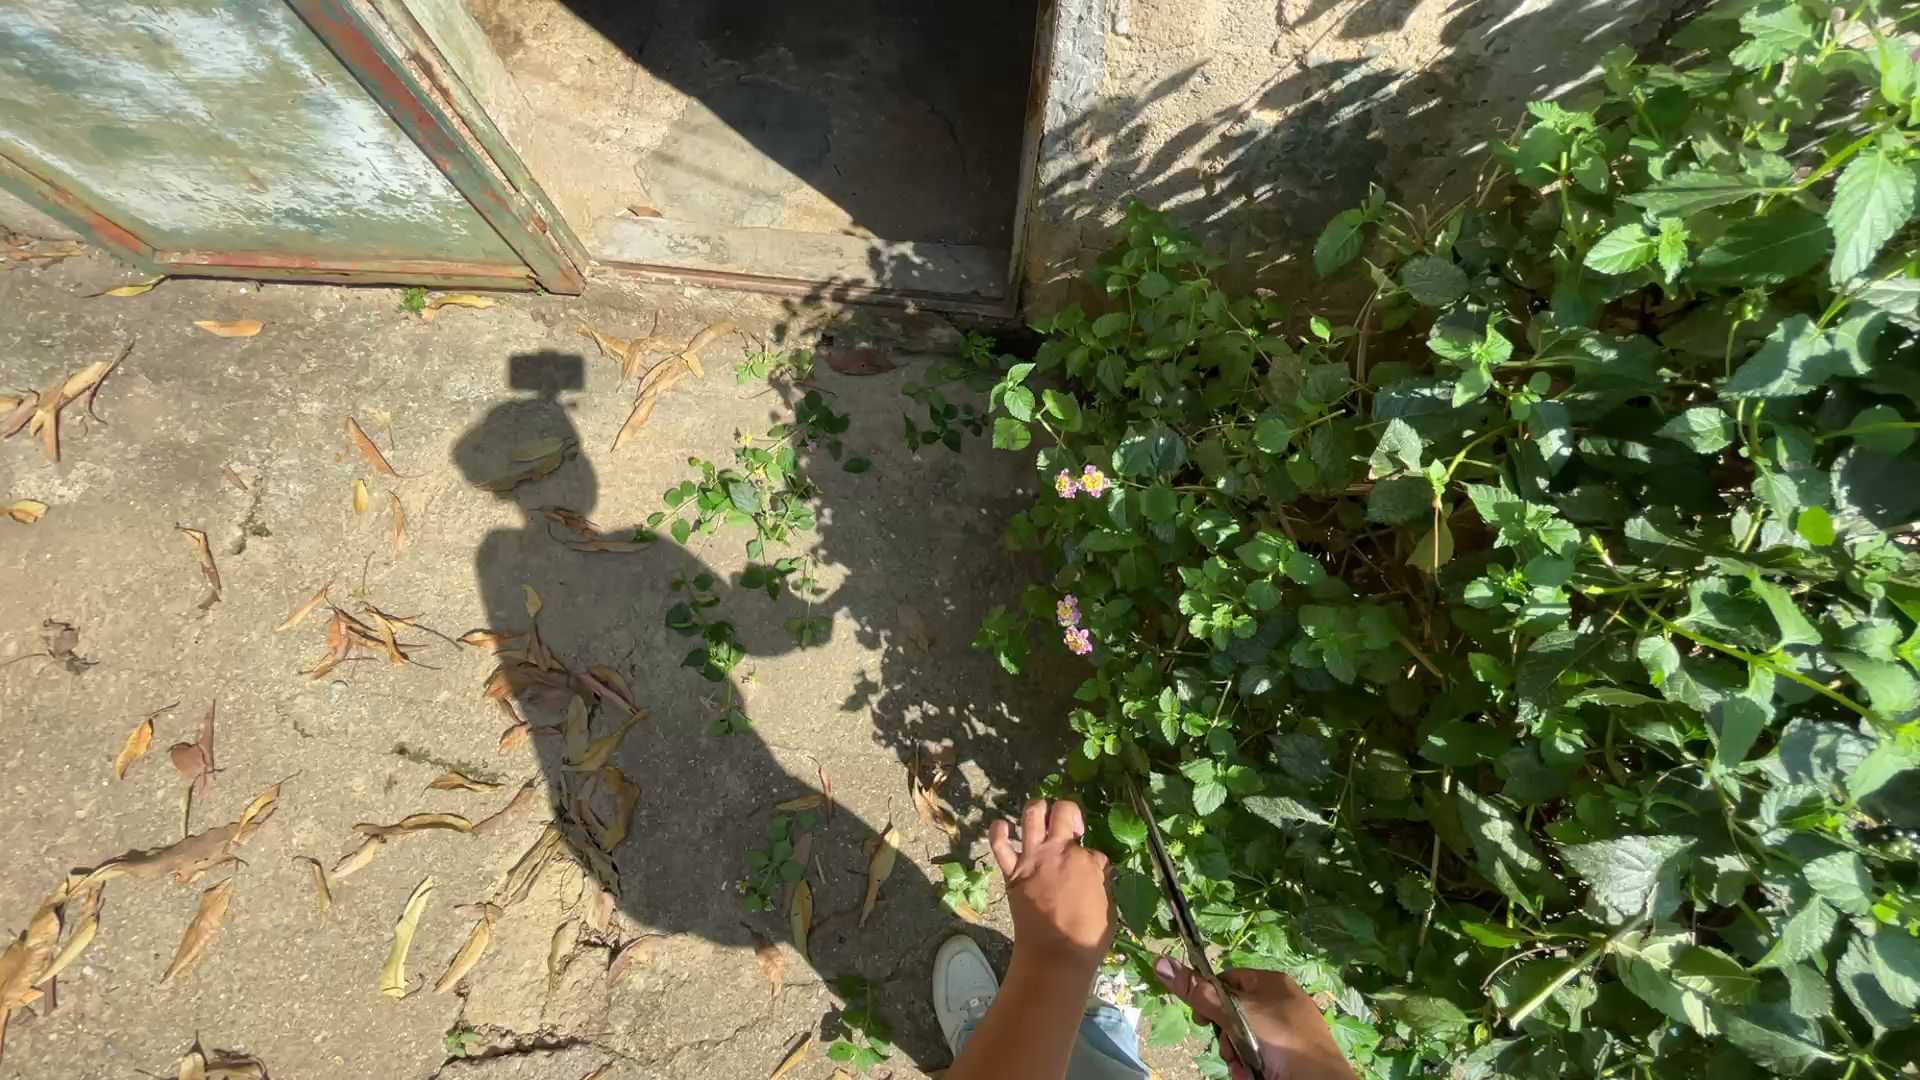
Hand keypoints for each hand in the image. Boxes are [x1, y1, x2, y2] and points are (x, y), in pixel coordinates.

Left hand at [989, 798, 1113, 972]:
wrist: (1055, 957)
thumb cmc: (1087, 938)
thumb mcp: (1109, 909)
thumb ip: (1103, 884)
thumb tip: (1101, 873)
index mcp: (1087, 860)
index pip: (1094, 849)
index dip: (1095, 861)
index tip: (1094, 875)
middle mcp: (1059, 850)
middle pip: (1064, 810)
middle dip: (1070, 812)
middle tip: (1072, 829)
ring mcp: (1033, 857)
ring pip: (1032, 814)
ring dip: (1038, 808)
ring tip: (1043, 816)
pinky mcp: (1013, 871)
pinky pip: (999, 844)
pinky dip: (999, 831)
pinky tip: (1004, 826)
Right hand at [1154, 958, 1357, 1079]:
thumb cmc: (1281, 1040)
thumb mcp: (1236, 1012)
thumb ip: (1198, 991)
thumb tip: (1160, 961)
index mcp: (1272, 982)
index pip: (1228, 980)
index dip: (1210, 998)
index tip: (1201, 1018)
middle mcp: (1281, 1003)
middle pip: (1234, 1013)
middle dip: (1225, 1035)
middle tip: (1227, 1049)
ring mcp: (1290, 1034)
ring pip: (1246, 1040)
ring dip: (1237, 1056)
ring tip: (1242, 1069)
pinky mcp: (1294, 1060)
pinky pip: (1262, 1058)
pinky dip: (1252, 1069)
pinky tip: (1251, 1078)